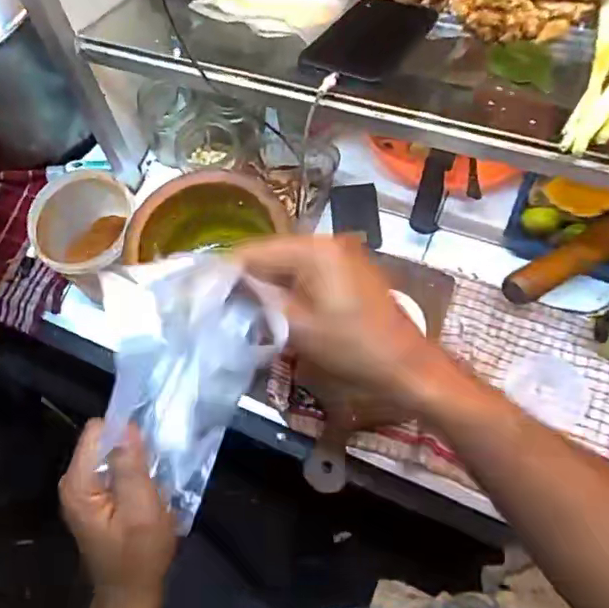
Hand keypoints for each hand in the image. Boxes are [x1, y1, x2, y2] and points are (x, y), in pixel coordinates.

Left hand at [59, 421, 175, 607]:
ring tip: (155, 483)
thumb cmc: (139, 556)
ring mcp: (84, 490)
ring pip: (113, 453)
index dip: (126, 433)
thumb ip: (131, 467)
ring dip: (137, 462)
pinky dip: (135, 474)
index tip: (150, 452)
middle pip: (105, 440)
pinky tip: (149, 492)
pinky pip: (116, 469)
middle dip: (133, 448)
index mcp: (78, 483)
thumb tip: (127, 426)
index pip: (98, 431)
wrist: (131, 594)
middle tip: (156, 472)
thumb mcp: (142, 510)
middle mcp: (74, 481)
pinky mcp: (96, 497)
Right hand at [236, 235, 452, 412]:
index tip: (201, 293)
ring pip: (286, 264)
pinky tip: (273, 308)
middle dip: (244, 278)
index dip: (225, 272)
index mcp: (314, 249)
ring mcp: (340, 255)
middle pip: (270, 253)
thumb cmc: (353, 347)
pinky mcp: (347, 271)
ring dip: (264, 284)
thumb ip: (259, 300)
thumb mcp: (298, 327)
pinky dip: (287, 288)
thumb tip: (227, 287)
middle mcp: (327, 242)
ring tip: (239, 308)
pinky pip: (306, 273)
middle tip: (217, 303)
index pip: (254, 251)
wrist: (407, 365)